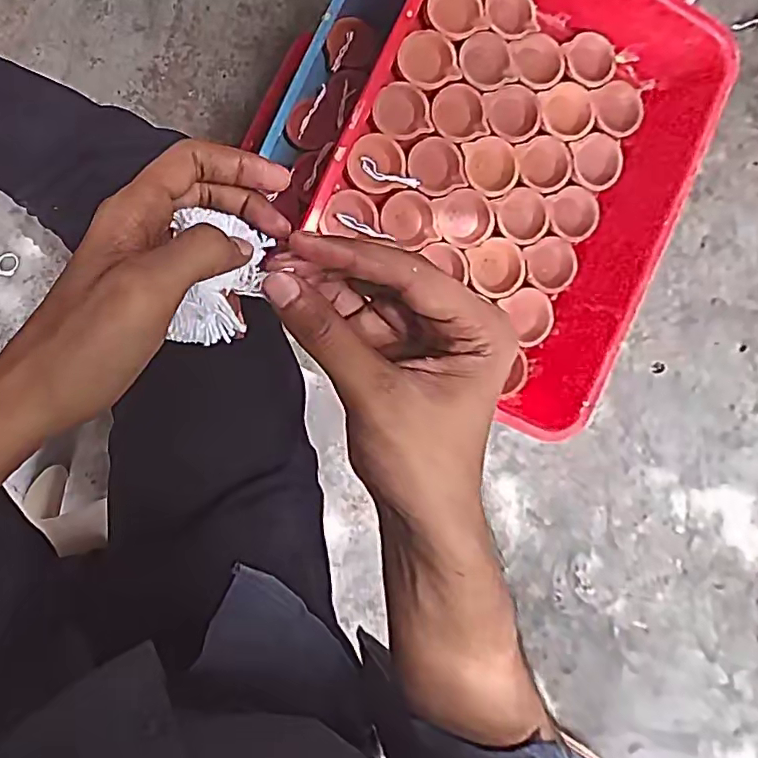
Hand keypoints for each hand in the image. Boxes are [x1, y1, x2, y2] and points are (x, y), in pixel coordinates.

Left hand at [0, 140, 291, 447]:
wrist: (41, 392)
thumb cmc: (78, 347)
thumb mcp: (148, 287)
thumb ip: (199, 251)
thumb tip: (238, 241)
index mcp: (130, 213)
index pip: (190, 161)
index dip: (237, 163)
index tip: (275, 179)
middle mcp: (133, 228)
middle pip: (199, 191)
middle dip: (245, 201)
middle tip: (278, 225)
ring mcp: (137, 259)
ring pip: (197, 229)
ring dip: (236, 236)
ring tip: (265, 256)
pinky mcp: (142, 289)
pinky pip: (189, 266)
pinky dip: (219, 271)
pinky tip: (235, 292)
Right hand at [262, 233, 516, 514]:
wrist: (420, 515)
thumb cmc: (423, 465)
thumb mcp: (373, 392)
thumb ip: (324, 333)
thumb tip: (282, 283)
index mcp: (478, 326)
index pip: (409, 273)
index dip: (351, 254)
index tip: (304, 243)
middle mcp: (454, 320)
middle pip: (385, 276)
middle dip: (331, 268)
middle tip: (283, 258)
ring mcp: (422, 332)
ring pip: (364, 291)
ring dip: (321, 284)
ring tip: (279, 274)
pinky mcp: (394, 345)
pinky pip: (353, 314)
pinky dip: (321, 307)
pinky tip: (293, 296)